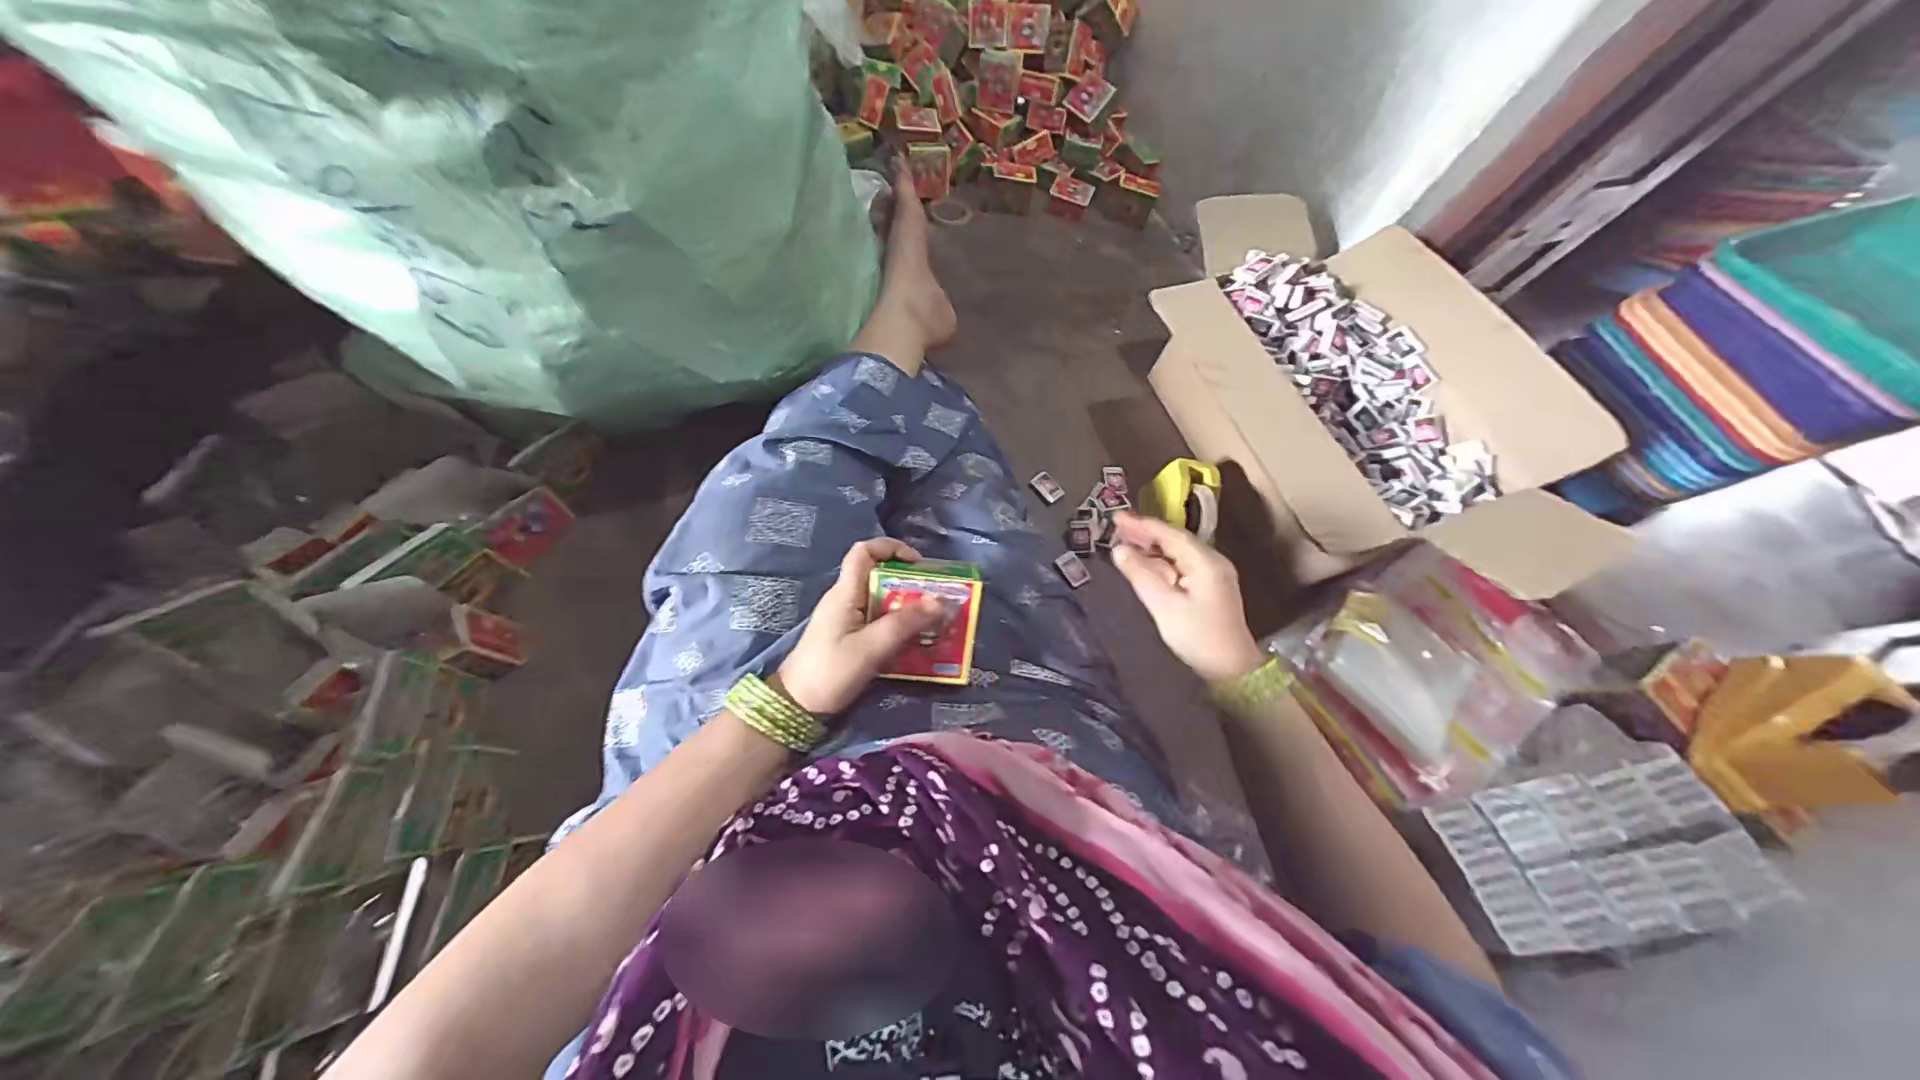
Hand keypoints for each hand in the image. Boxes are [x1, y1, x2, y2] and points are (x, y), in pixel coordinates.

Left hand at [776, 538, 944, 714]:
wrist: (797, 706)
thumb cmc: (831, 671)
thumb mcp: (872, 647)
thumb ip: (906, 623)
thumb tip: (942, 602)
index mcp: (845, 592)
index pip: (864, 551)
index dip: (893, 548)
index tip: (919, 565)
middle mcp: (845, 599)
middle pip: (879, 576)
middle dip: (910, 584)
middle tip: (936, 600)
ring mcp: (845, 619)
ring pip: (881, 601)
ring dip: (908, 608)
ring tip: (933, 622)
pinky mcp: (848, 637)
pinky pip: (878, 621)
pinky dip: (898, 626)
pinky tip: (915, 642)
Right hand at [1110, 512, 1268, 682]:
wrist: (1231, 670)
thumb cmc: (1197, 637)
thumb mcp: (1163, 605)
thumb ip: (1140, 575)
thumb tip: (1119, 550)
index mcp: (1204, 562)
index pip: (1169, 534)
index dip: (1141, 525)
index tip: (1115, 516)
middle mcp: (1211, 562)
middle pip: (1174, 540)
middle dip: (1144, 533)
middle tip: (1115, 526)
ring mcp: (1212, 574)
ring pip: (1176, 552)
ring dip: (1150, 547)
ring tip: (1123, 541)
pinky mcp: (1208, 588)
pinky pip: (1180, 565)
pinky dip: (1159, 561)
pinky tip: (1143, 563)